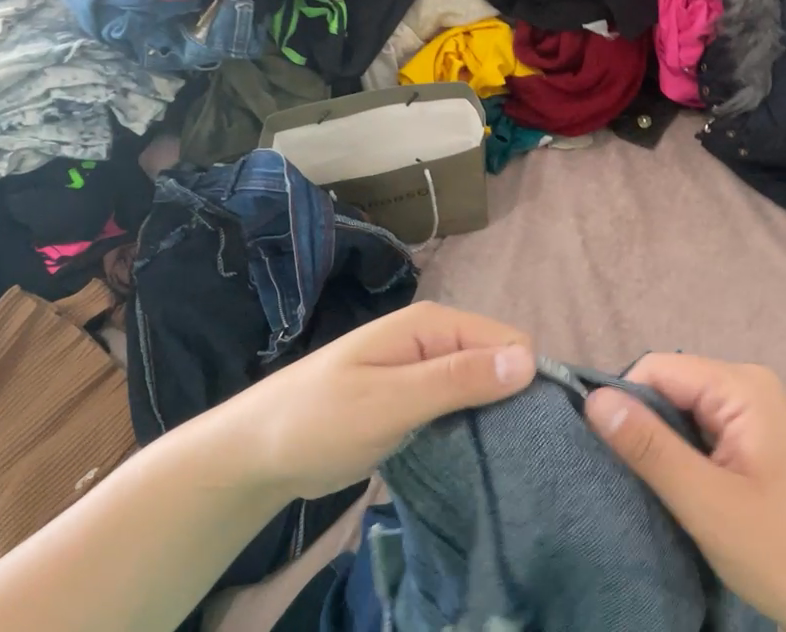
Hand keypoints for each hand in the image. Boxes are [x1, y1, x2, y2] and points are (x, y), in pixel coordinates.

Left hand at [223, 302, 536, 501]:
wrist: (256, 453)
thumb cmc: (318, 421)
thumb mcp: (389, 402)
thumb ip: (457, 380)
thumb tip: (529, 361)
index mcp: (432, 325)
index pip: (509, 341)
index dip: (522, 381)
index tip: (523, 431)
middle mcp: (435, 339)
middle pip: (499, 363)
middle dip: (509, 402)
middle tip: (507, 453)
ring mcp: (425, 370)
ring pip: (483, 388)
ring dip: (490, 419)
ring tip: (492, 459)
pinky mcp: (417, 400)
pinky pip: (462, 407)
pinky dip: (470, 429)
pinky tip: (470, 456)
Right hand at [585, 355, 785, 631]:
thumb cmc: (779, 551)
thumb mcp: (705, 502)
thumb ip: (648, 447)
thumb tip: (593, 397)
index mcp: (743, 386)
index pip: (658, 368)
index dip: (625, 402)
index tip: (606, 451)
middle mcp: (750, 385)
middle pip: (671, 384)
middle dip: (645, 423)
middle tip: (633, 475)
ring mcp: (756, 412)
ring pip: (683, 408)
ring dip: (662, 442)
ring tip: (654, 484)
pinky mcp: (755, 438)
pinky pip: (701, 427)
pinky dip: (682, 453)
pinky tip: (681, 486)